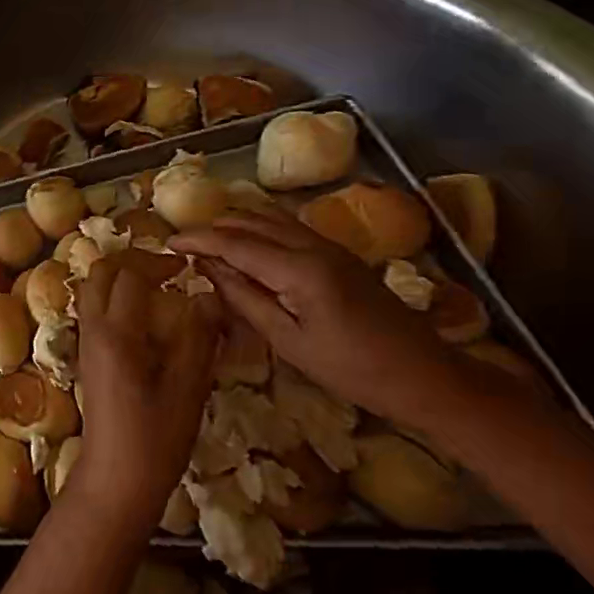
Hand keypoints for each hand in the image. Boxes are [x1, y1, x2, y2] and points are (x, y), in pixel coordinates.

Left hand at [71, 258, 220, 525]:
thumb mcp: (187, 390)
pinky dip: (114, 294)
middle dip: (134, 259)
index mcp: (116, 332)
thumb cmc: (154, 440)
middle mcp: (93, 328)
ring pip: (93, 286)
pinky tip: (144, 313)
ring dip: (121, 274)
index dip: (159, 262)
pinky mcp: (86, 355)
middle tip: (168, 267)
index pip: (130, 275)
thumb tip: (209, 295)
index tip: (187, 266)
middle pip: (102, 271)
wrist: (114, 481)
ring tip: (158, 283)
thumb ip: (197, 338)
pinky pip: (94, 306)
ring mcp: (85, 341)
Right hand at [170, 212, 465, 426]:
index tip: (166, 243)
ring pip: (267, 217)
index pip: (233, 241)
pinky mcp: (337, 251)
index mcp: (298, 267)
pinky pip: (286, 226)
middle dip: (212, 227)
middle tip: (184, 246)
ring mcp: (327, 244)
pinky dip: (257, 228)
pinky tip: (248, 246)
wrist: (427, 376)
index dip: (196, 239)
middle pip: (248, 220)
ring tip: (209, 242)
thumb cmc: (355, 370)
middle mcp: (310, 244)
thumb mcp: (290, 342)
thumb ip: (245, 298)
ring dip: (234, 223)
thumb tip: (208, 267)